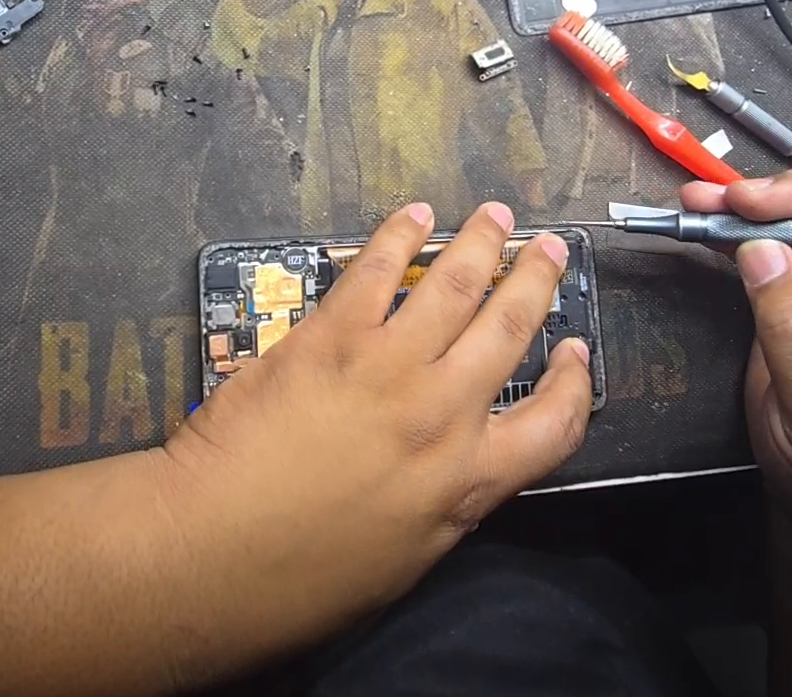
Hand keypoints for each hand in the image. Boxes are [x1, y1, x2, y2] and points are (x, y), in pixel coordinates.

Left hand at [153, 202, 592, 653]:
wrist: (216, 549)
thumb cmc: (304, 575)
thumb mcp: (405, 556)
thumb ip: (442, 501)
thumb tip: (456, 465)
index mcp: (467, 479)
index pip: (553, 425)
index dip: (574, 383)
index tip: (575, 349)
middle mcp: (442, 411)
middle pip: (508, 330)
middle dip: (535, 281)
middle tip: (546, 247)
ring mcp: (388, 365)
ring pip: (453, 287)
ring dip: (479, 244)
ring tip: (496, 216)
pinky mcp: (332, 335)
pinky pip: (376, 271)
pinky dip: (399, 236)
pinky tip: (414, 216)